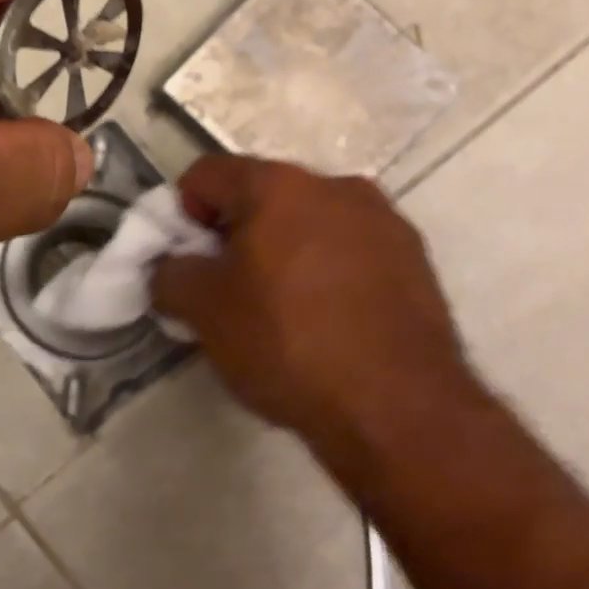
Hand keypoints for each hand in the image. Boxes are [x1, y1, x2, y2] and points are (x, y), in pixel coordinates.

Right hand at [151, 155, 469, 437]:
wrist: (404, 414)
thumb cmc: (286, 341)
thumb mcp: (197, 306)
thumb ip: (169, 270)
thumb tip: (175, 267)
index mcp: (278, 186)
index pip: (205, 175)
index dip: (182, 212)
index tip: (185, 258)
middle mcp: (337, 189)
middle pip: (260, 195)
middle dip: (233, 230)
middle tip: (221, 281)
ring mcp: (388, 226)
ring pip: (307, 223)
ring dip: (280, 250)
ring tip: (272, 303)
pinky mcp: (420, 267)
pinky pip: (347, 251)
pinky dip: (322, 271)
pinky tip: (317, 318)